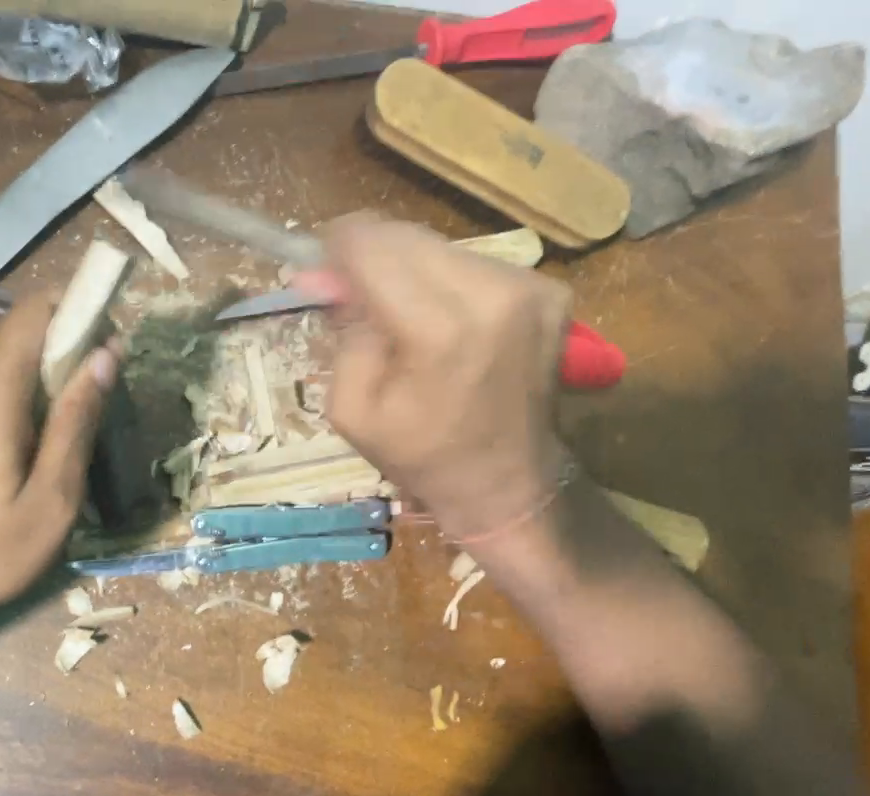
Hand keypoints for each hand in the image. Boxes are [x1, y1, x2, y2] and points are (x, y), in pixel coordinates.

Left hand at [0, 297, 115, 638]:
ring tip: (67, 445)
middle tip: (97, 414)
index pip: (36, 310)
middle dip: (68, 357)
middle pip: (23, 336)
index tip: (111, 352)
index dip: (80, 314)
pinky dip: (20, 405)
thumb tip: (105, 357)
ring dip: (45, 387)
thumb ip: (77, 423)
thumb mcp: (50, 499)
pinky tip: (30, 458)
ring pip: (7, 366)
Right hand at [302, 214, 572, 538]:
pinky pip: (477, 265)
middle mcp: (491, 295)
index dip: (337, 246)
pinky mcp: (550, 293)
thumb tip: (332, 277)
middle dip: (371, 254)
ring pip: (443, 248)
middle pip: (408, 238)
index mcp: (438, 331)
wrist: (504, 483)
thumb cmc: (420, 456)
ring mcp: (529, 289)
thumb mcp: (352, 411)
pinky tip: (443, 321)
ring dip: (410, 268)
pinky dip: (448, 283)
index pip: (374, 248)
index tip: (318, 258)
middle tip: (351, 288)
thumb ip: (342, 335)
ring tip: (400, 313)